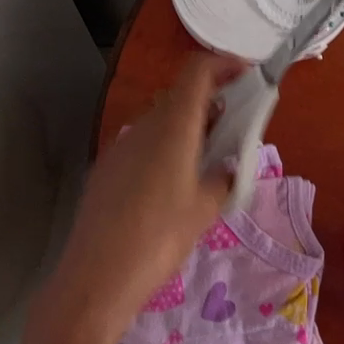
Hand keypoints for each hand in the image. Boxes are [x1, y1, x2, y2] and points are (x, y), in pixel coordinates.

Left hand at [48, 53, 241, 343]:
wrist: (94, 280)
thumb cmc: (158, 239)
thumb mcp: (204, 210)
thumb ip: (223, 178)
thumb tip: (227, 167)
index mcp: (173, 126)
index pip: (198, 71)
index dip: (224, 63)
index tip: (248, 74)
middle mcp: (144, 126)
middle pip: (180, 95)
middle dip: (212, 101)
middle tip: (236, 126)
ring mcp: (120, 147)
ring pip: (161, 121)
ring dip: (188, 127)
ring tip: (209, 159)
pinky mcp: (106, 170)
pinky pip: (144, 145)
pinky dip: (166, 149)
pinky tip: (173, 186)